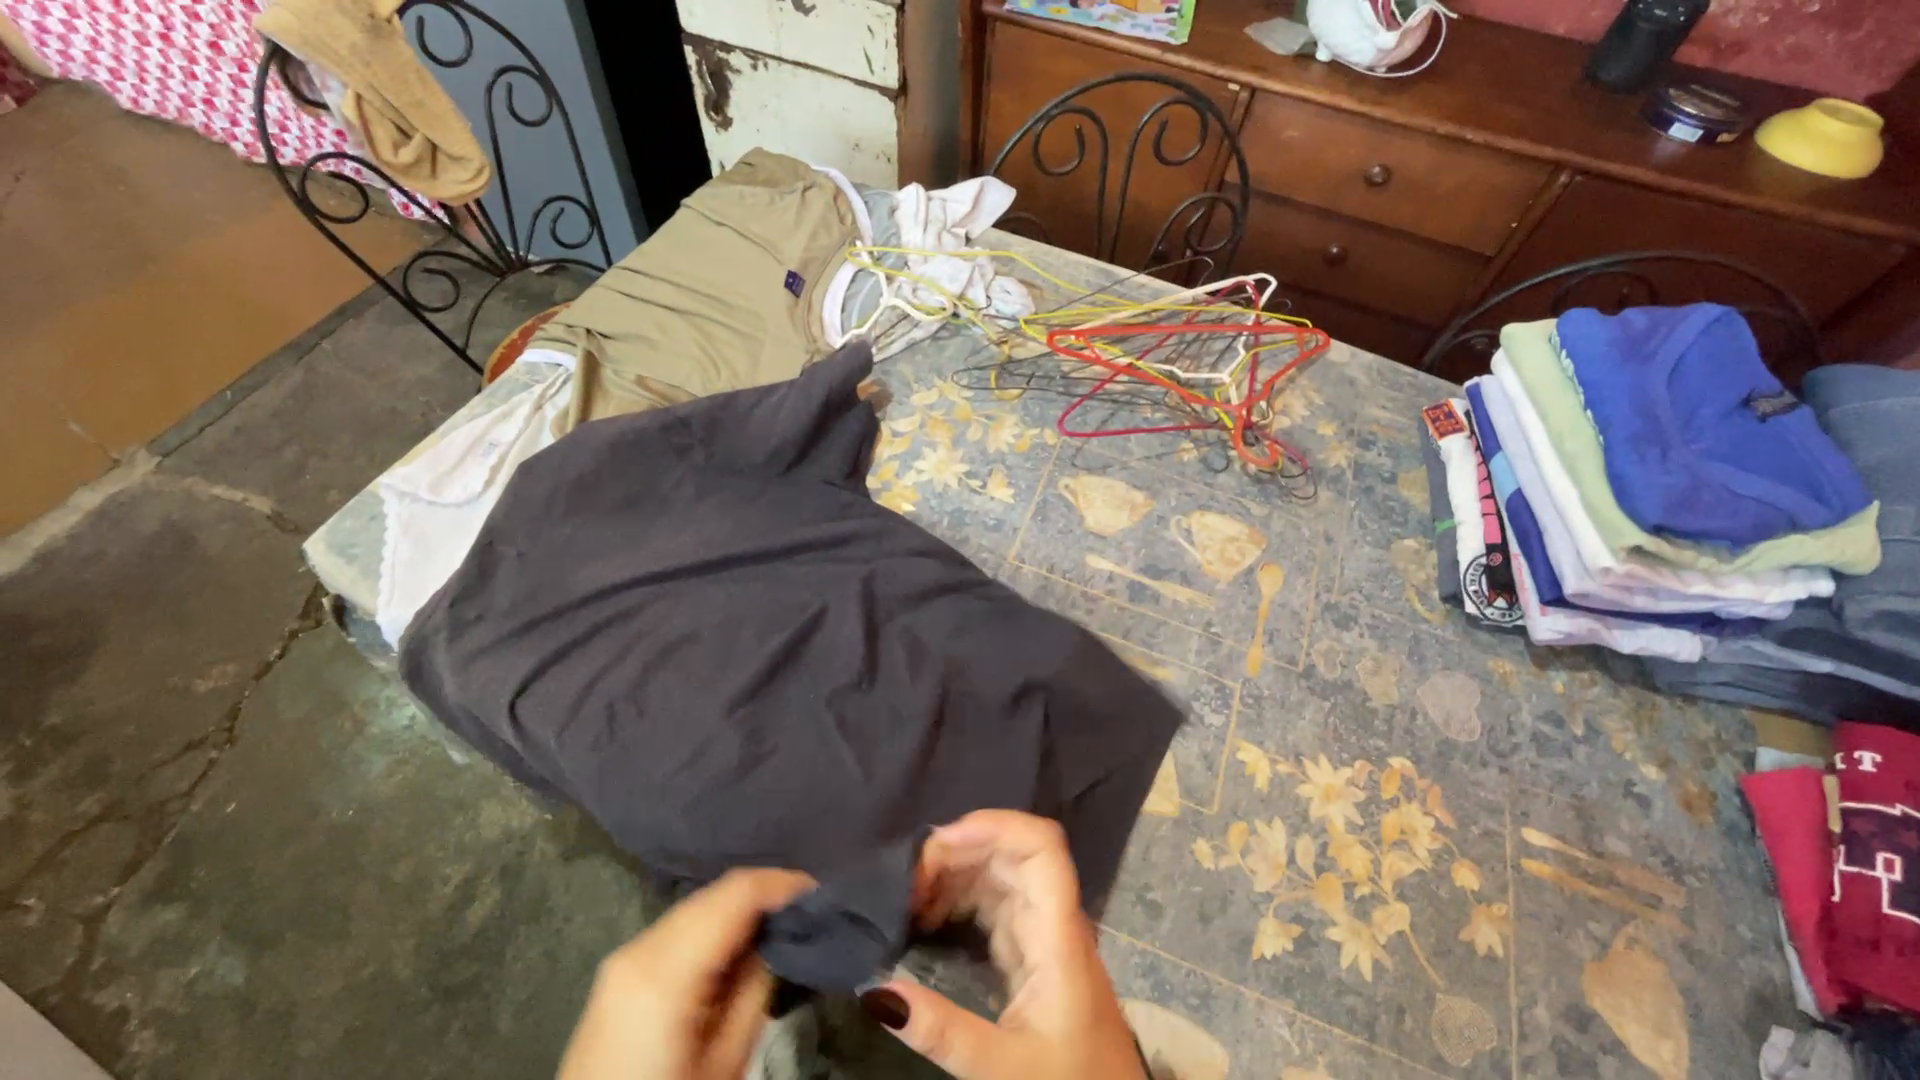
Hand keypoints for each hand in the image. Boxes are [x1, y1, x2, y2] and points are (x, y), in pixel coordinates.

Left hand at [558, 867, 813, 1079]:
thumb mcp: (725, 1061)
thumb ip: (753, 991)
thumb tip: (775, 940)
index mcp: (666, 970)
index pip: (735, 894)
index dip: (782, 883)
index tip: (822, 893)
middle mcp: (640, 947)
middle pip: (714, 895)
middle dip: (763, 895)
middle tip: (809, 910)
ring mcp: (624, 956)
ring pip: (696, 908)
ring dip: (739, 909)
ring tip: (782, 925)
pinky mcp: (620, 971)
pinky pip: (678, 929)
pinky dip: (713, 926)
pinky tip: (738, 945)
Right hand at [861, 810, 1144, 1079]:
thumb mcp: (1003, 1070)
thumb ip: (942, 1031)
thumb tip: (876, 990)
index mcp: (1058, 935)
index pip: (1041, 847)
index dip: (994, 826)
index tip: (938, 843)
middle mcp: (1053, 921)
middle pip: (1011, 854)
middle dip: (958, 851)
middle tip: (905, 882)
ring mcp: (1043, 935)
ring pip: (1000, 876)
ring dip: (954, 874)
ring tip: (907, 899)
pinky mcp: (1032, 954)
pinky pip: (994, 905)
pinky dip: (959, 900)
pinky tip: (927, 918)